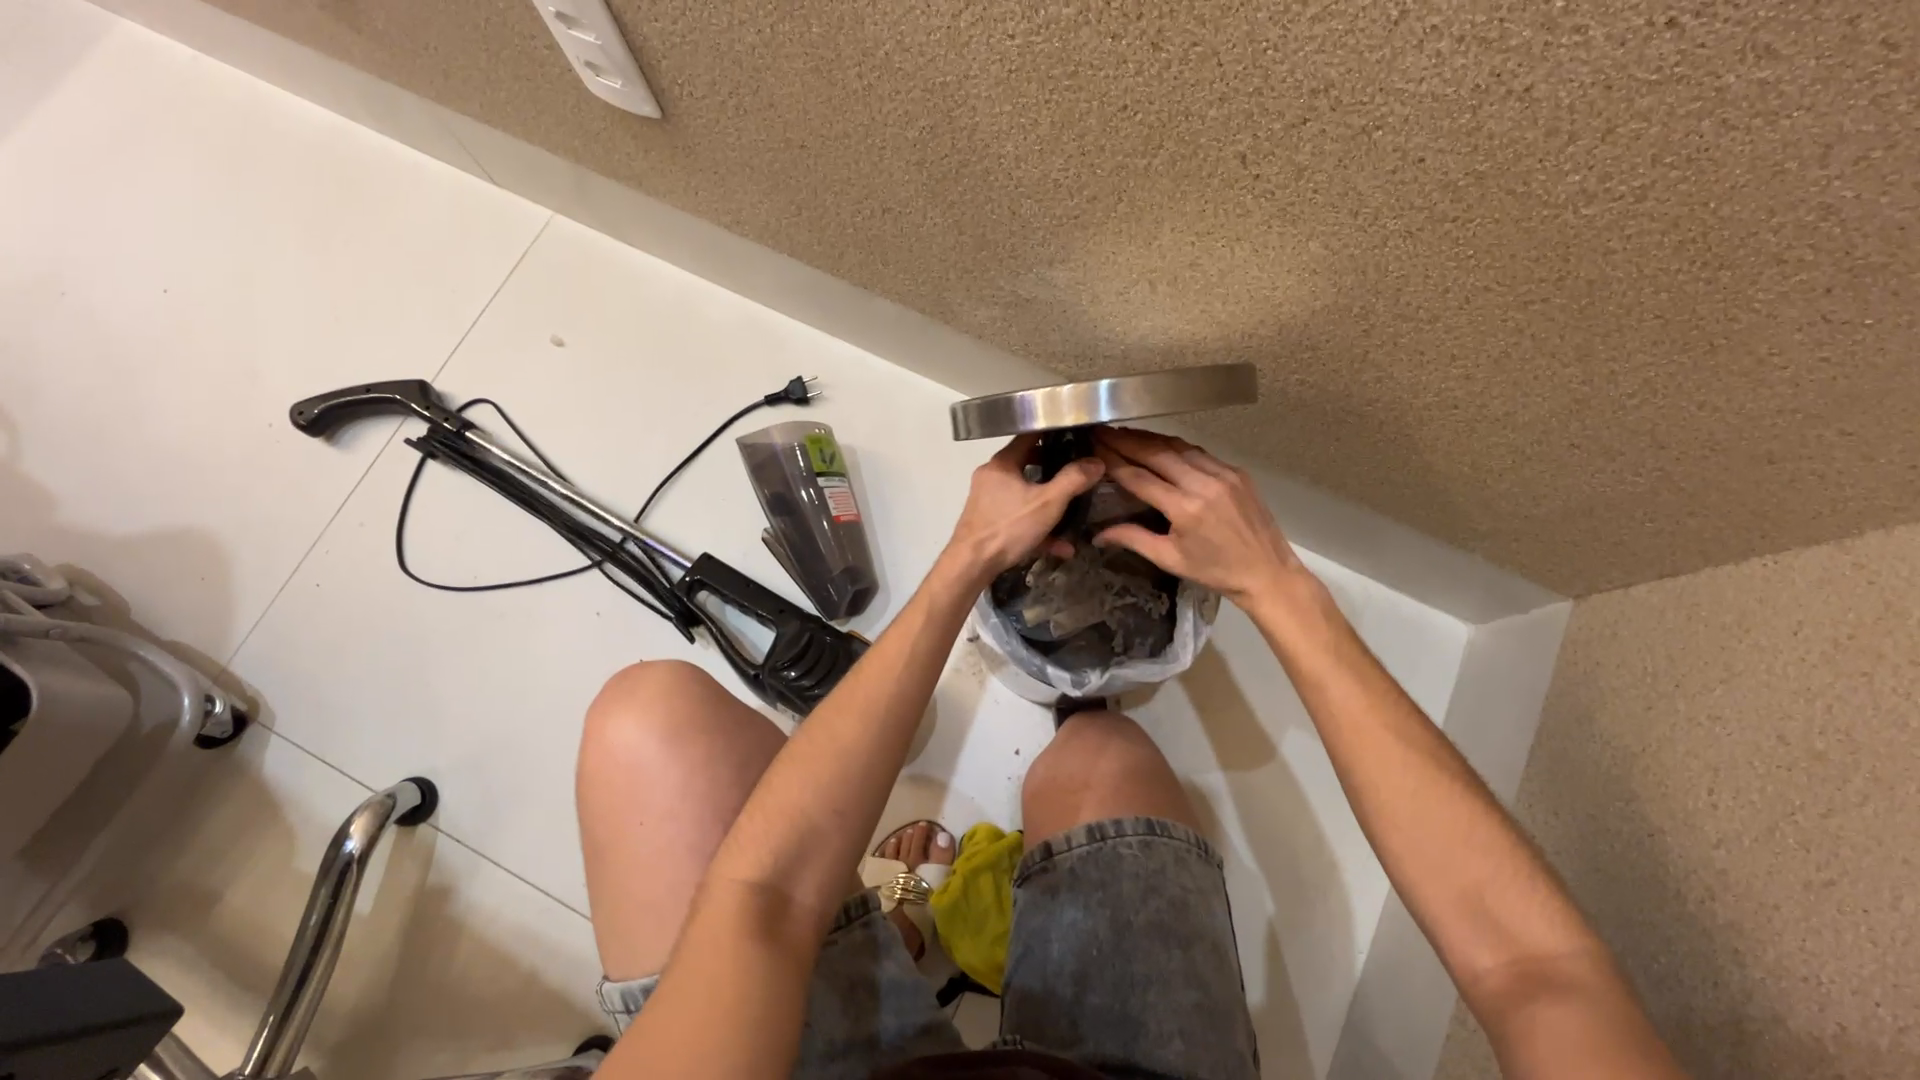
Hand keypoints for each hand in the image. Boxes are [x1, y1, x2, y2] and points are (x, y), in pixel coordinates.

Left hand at [944, 434, 1104, 578]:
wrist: (971, 565)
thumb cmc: (1008, 527)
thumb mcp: (1048, 503)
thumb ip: (1073, 480)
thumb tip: (1097, 461)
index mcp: (1001, 464)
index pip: (1028, 436)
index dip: (1052, 432)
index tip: (1075, 433)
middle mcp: (991, 477)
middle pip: (1027, 465)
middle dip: (1053, 470)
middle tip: (1077, 471)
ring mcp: (987, 501)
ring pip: (1025, 496)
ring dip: (1050, 507)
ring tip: (1074, 514)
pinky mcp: (988, 522)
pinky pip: (1019, 518)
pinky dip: (1038, 528)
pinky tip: (1060, 547)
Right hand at [1091, 427, 1304, 605]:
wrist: (1267, 572)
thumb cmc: (1215, 571)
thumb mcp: (1169, 559)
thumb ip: (1133, 539)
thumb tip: (1097, 534)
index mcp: (1185, 509)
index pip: (1139, 477)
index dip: (1113, 460)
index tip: (1094, 447)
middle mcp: (1203, 484)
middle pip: (1156, 453)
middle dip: (1126, 441)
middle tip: (1103, 431)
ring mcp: (1223, 474)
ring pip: (1178, 447)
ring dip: (1149, 438)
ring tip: (1125, 433)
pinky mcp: (1236, 472)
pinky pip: (1199, 452)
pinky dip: (1175, 447)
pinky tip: (1159, 445)